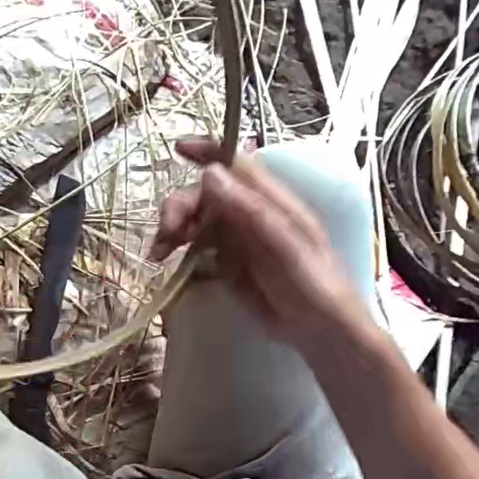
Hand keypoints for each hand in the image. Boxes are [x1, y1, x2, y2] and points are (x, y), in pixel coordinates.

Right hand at [151, 138, 368, 350]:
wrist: (319, 330)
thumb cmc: (313, 281)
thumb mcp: (285, 243)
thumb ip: (249, 209)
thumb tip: (209, 172)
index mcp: (268, 199)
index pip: (234, 163)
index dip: (206, 151)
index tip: (178, 149)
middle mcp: (249, 213)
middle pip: (205, 196)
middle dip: (180, 207)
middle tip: (168, 233)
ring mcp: (238, 240)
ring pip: (196, 223)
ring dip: (173, 232)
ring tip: (159, 254)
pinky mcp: (229, 267)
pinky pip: (198, 251)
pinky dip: (181, 255)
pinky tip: (171, 267)